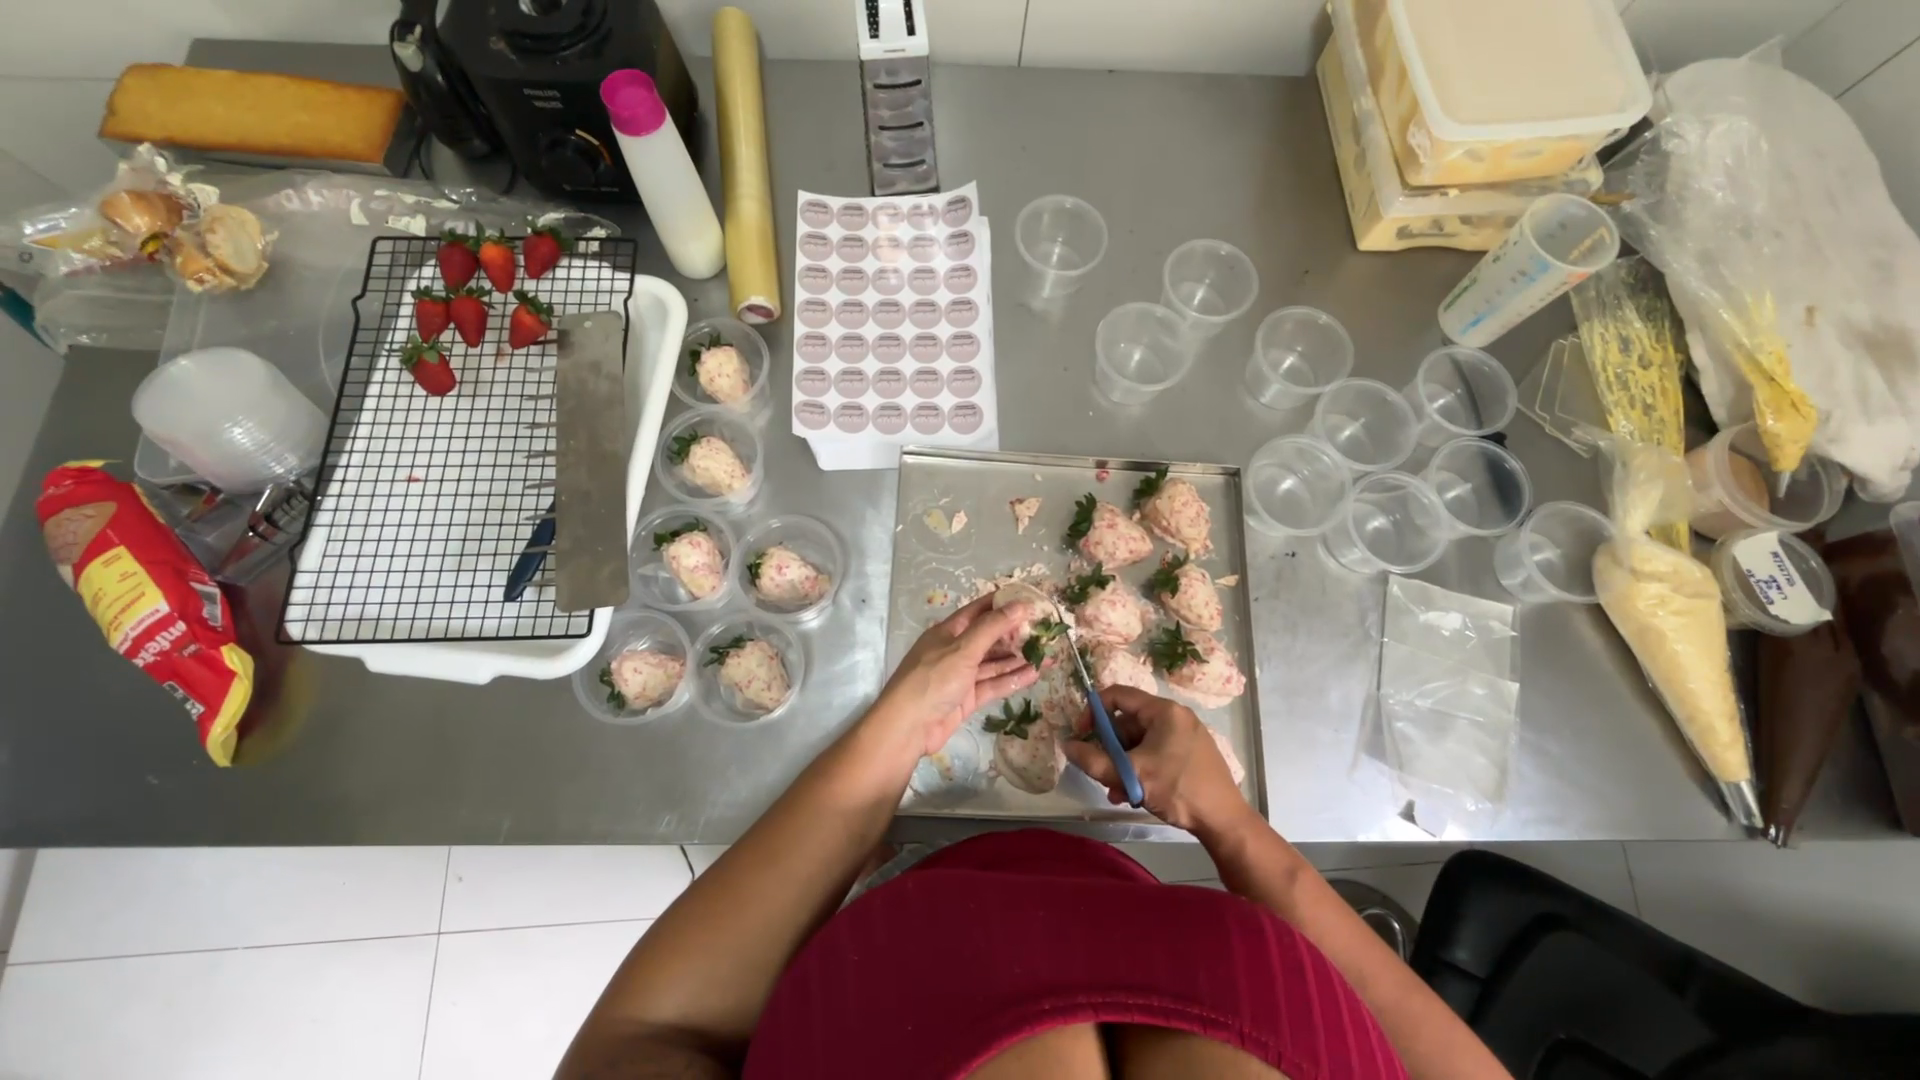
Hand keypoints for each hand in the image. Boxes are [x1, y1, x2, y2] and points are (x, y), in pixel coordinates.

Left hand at [870, 594, 1038, 756]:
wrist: (908, 727)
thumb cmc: (932, 679)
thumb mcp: (963, 648)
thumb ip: (992, 628)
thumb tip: (1020, 605)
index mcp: (948, 631)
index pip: (979, 611)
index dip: (1003, 604)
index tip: (1030, 601)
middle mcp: (955, 650)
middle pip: (989, 638)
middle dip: (1016, 634)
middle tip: (1046, 631)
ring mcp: (961, 676)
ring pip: (994, 663)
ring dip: (1019, 658)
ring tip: (1048, 653)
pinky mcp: (967, 699)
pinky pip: (993, 685)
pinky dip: (1013, 679)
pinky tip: (1035, 674)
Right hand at [1065, 685, 1256, 839]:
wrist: (1224, 821)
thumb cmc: (1178, 789)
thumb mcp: (1130, 775)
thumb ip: (1094, 760)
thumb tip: (1067, 746)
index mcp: (1163, 711)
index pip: (1117, 695)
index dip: (1093, 712)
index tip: (1082, 736)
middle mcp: (1175, 717)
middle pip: (1127, 723)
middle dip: (1110, 750)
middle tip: (1101, 774)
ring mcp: (1185, 736)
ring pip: (1140, 743)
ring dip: (1123, 766)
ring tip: (1117, 793)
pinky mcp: (1189, 755)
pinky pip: (1155, 754)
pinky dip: (1140, 770)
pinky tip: (1135, 796)